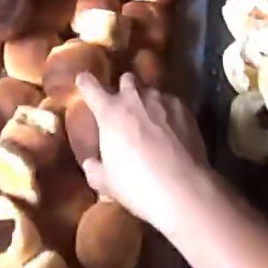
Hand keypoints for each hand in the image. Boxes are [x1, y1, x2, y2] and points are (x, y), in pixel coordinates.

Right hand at [74, 72, 211, 234]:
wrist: (182, 188)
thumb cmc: (137, 185)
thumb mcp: (107, 183)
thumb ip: (95, 170)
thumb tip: (90, 163)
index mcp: (110, 112)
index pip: (90, 86)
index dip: (85, 83)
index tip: (83, 80)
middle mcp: (135, 98)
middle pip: (126, 79)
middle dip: (125, 89)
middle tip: (126, 110)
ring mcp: (162, 100)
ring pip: (151, 92)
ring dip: (148, 104)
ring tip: (154, 125)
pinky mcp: (184, 108)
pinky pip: (171, 104)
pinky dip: (169, 114)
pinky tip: (174, 133)